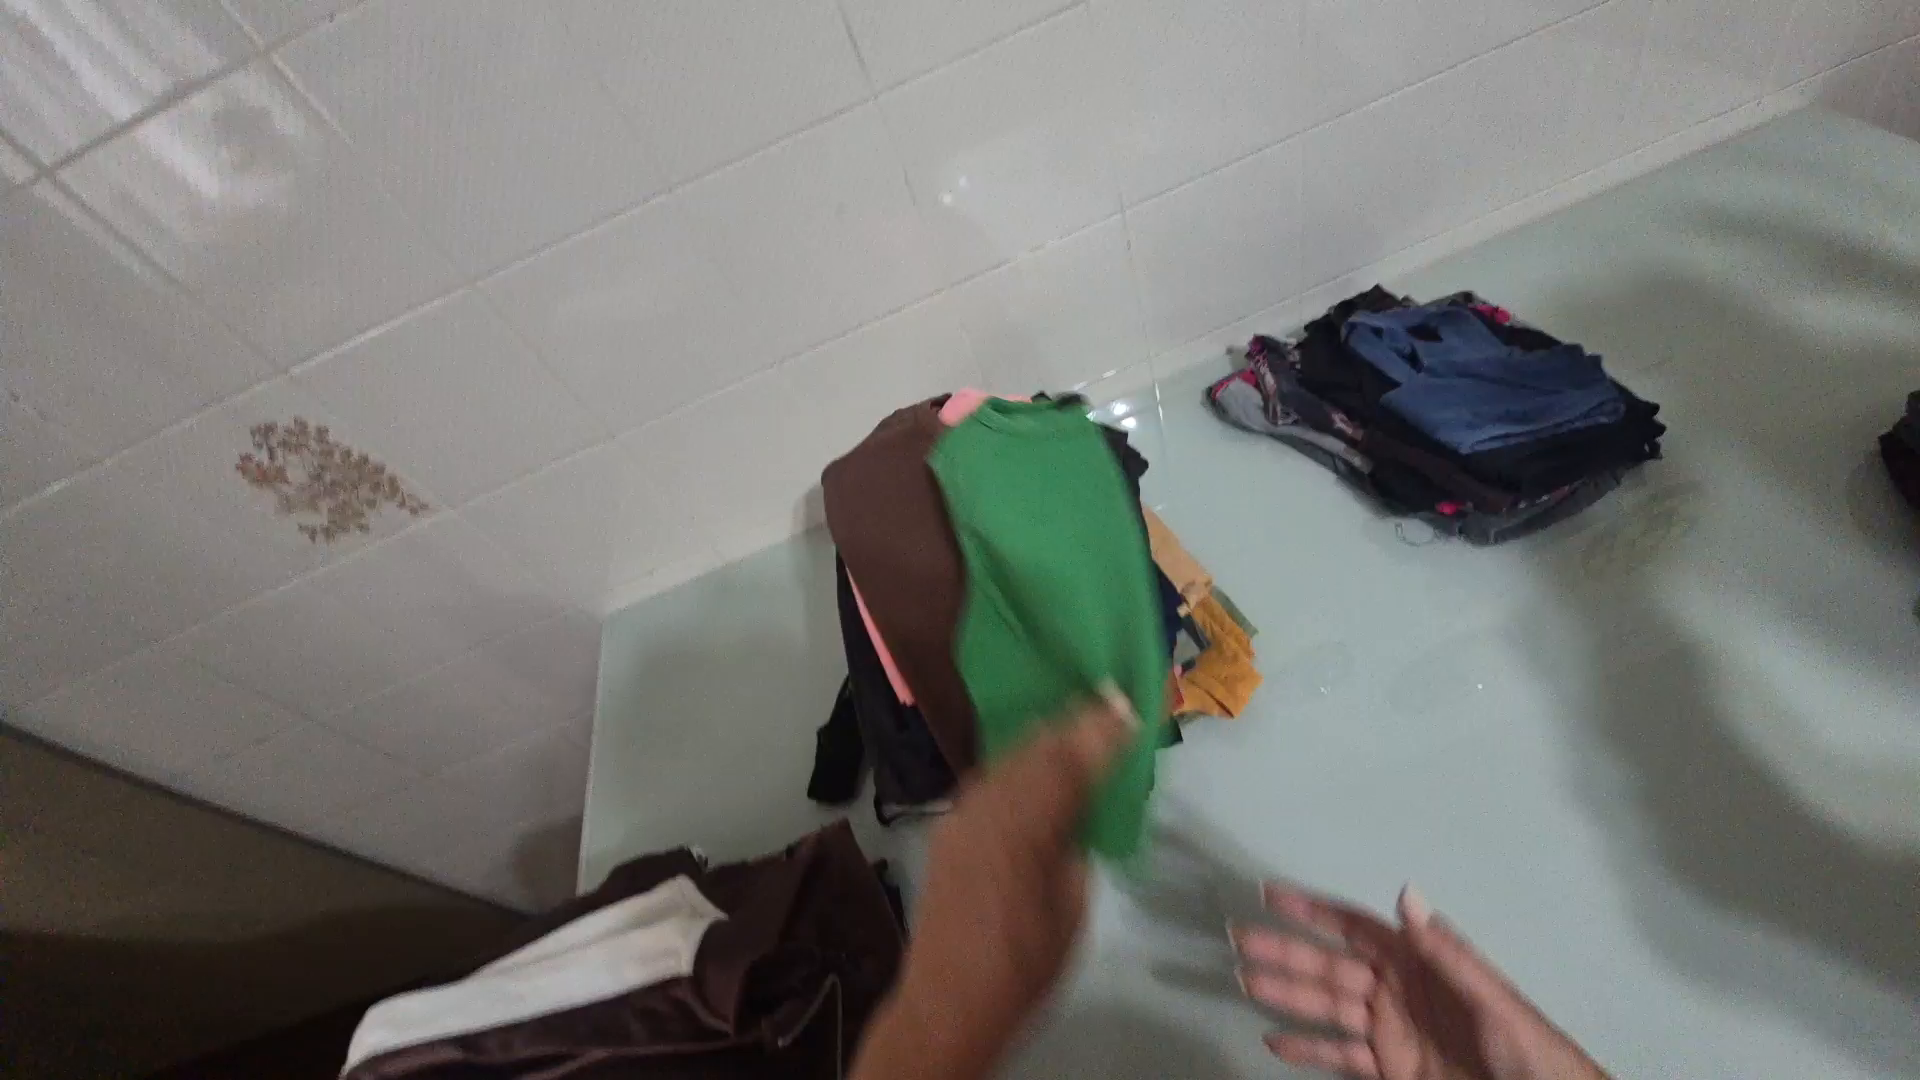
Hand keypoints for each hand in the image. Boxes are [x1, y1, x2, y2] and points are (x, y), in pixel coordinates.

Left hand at [851, 701, 1135, 1079]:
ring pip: (1012, 757)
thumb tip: (1080, 808)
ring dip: (1048, 737)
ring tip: (1079, 718)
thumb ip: (1074, 844)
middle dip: (1077, 723)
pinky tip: (1037, 757)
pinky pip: (991, 777)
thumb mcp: (1069, 906)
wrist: (946, 999)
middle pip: (1038, 749)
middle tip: (1110, 698)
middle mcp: (988, 808)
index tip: (1129, 707)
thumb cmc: (1022, 964)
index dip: (1102, 733)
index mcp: (1025, 830)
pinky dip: (1020, 761)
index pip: (1070, 766)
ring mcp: (963, 811)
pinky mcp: (950, 822)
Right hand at [1230, 884, 1611, 1079]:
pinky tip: (1273, 1041)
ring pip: (1325, 1008)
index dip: (1312, 909)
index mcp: (1417, 966)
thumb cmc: (1536, 1060)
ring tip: (1242, 981)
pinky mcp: (1390, 1074)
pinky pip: (1339, 1057)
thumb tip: (1405, 892)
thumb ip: (1448, 953)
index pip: (1354, 928)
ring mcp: (1390, 1035)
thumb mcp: (1497, 1006)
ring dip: (1284, 995)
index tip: (1269, 893)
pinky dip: (1307, 1049)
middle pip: (1327, 966)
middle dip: (1282, 951)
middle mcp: (1394, 993)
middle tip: (1236, 939)